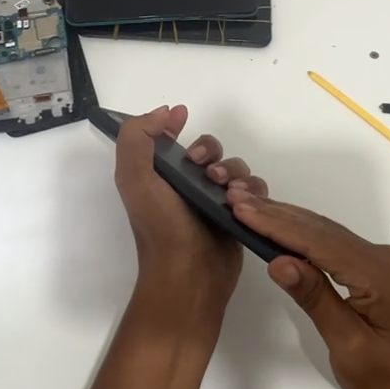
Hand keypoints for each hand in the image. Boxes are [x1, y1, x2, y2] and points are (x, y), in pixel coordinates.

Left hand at [115, 106, 267, 306]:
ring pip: (235, 167)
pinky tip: (243, 204)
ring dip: (234, 172)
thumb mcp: (134, 177)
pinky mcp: (239, 215)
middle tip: (206, 170)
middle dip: (211, 150)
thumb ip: (137, 138)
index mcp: (159, 175)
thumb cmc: (161, 227)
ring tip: (228, 194)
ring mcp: (214, 200)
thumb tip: (164, 112)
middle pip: (209, 149)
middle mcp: (186, 185)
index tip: (181, 118)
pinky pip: (255, 190)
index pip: (168, 139)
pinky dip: (253, 191)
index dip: (173, 123)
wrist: (190, 276)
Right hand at [225, 192, 389, 388]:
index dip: (277, 224)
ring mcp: (382, 261)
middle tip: (236, 198)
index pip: (318, 242)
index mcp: (379, 274)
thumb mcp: (347, 346)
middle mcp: (383, 258)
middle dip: (277, 214)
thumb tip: (279, 261)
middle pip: (322, 230)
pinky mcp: (376, 268)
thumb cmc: (386, 384)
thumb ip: (315, 298)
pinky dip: (304, 235)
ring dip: (287, 220)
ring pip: (327, 233)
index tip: (241, 209)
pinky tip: (281, 226)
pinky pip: (334, 244)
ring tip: (251, 205)